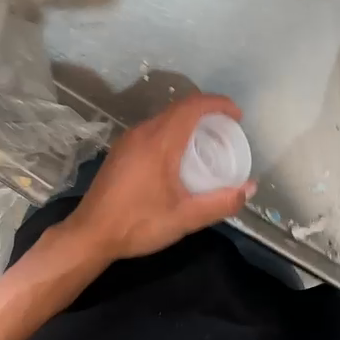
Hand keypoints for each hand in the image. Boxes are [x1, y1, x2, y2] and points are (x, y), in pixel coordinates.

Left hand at [63, 94, 253, 261]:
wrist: (90, 234)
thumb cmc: (138, 224)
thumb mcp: (185, 218)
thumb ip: (220, 203)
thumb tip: (249, 188)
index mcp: (160, 142)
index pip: (193, 106)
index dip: (218, 104)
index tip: (237, 116)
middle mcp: (143, 133)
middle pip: (179, 108)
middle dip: (206, 112)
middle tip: (227, 130)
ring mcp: (128, 140)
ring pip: (164, 118)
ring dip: (188, 122)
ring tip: (207, 141)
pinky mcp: (120, 151)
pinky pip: (152, 130)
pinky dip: (172, 132)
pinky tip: (178, 155)